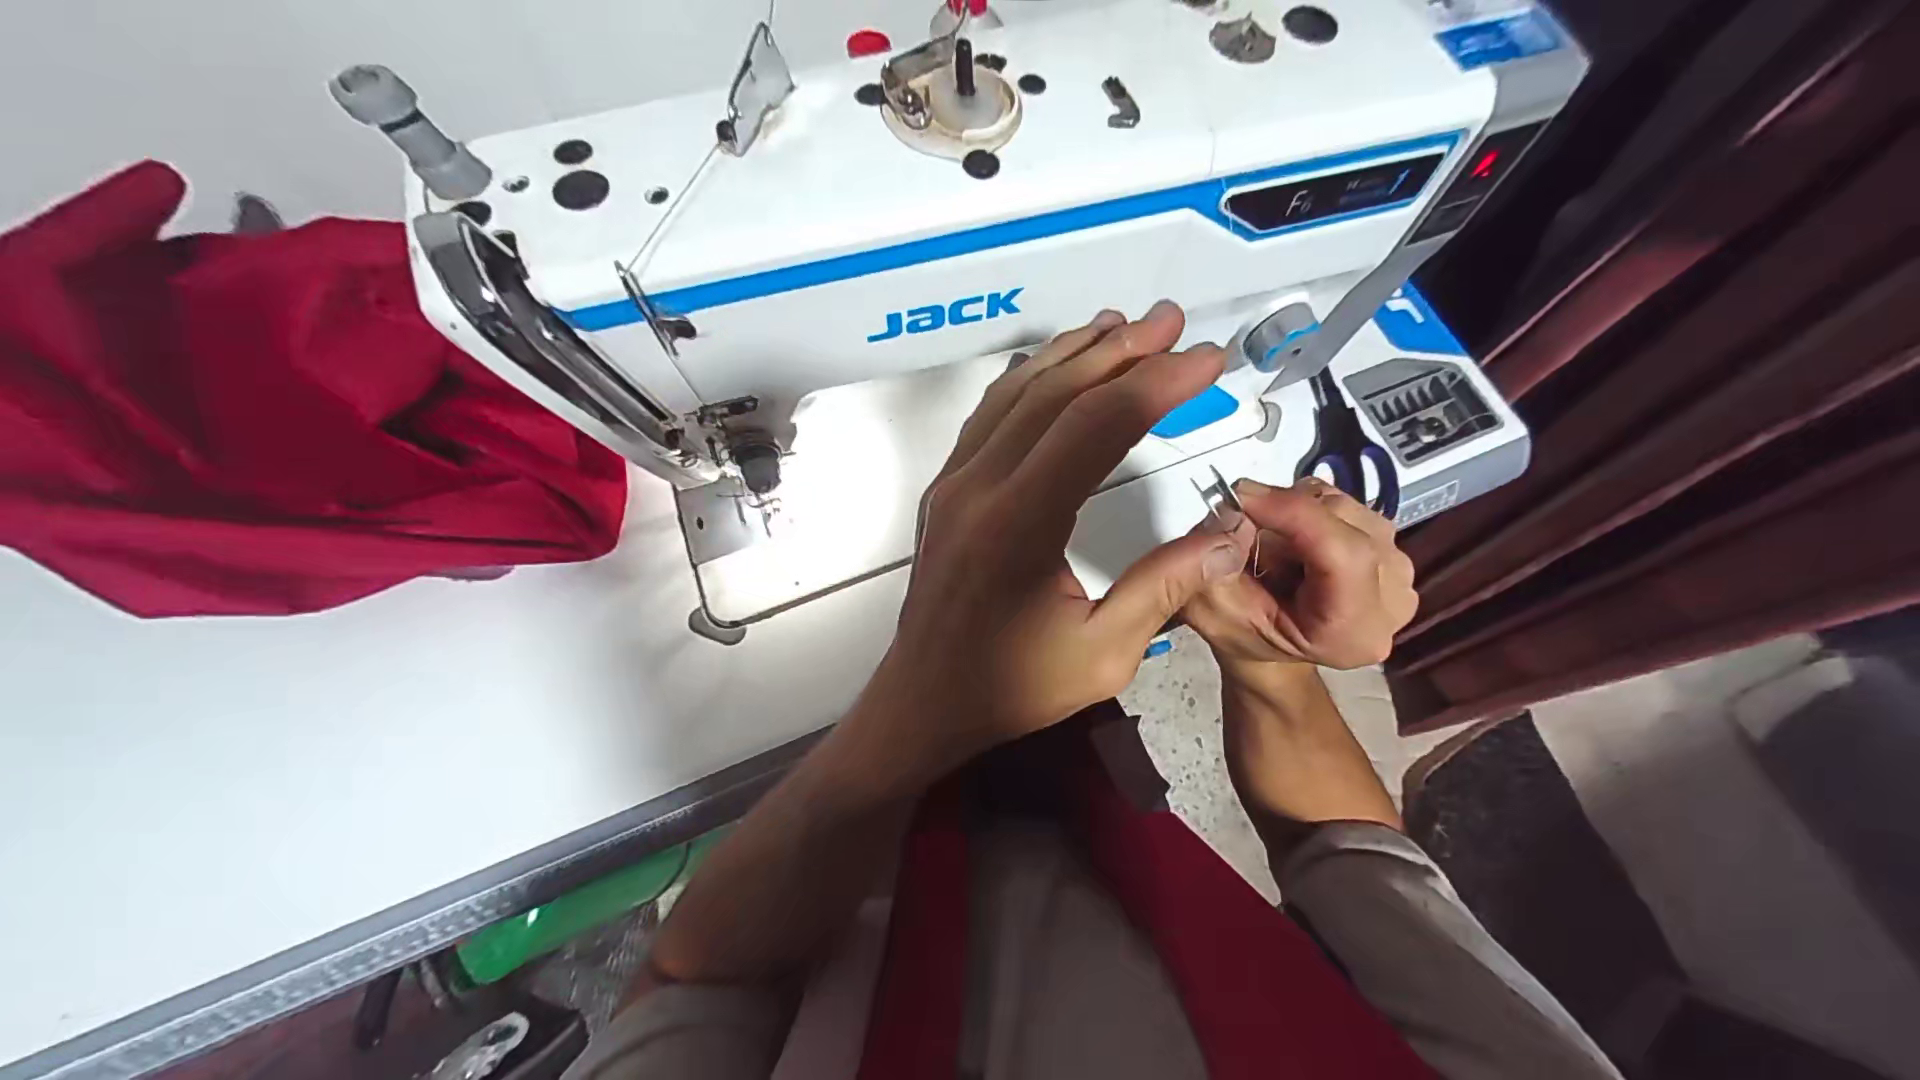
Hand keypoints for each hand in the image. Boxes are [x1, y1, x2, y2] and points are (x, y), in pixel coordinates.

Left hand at [854, 301, 1252, 782]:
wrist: (924, 700)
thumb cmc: (1009, 689)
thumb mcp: (1102, 654)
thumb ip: (1166, 586)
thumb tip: (1231, 533)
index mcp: (1017, 526)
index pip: (1096, 426)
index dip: (1157, 384)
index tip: (1206, 360)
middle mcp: (977, 489)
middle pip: (1054, 394)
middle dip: (1121, 352)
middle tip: (1172, 322)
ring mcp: (953, 485)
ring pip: (1015, 395)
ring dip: (1072, 354)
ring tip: (1122, 327)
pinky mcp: (945, 490)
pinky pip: (989, 417)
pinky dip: (1030, 381)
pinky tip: (1056, 367)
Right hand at [1182, 478, 1416, 670]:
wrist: (1267, 641)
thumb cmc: (1239, 632)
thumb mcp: (1207, 607)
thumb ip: (1210, 566)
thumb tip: (1234, 515)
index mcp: (1353, 633)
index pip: (1343, 553)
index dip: (1294, 513)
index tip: (1240, 494)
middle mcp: (1393, 601)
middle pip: (1344, 524)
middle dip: (1283, 513)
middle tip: (1237, 524)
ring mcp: (1399, 573)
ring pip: (1345, 509)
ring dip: (1292, 512)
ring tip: (1263, 543)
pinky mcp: (1390, 550)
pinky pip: (1348, 508)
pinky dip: (1307, 510)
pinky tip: (1287, 539)